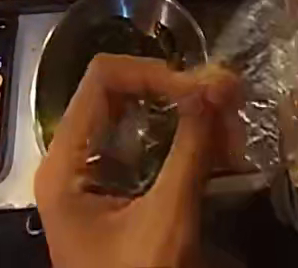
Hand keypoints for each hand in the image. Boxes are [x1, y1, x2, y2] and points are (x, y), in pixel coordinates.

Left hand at [34, 55, 234, 267]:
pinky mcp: (115, 189)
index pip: (104, 78)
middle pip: (122, 90)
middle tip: (227, 99)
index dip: (153, 73)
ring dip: (187, 113)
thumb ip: (191, 148)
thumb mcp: (166, 223)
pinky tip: (220, 146)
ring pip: (139, 115)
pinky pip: (148, 143)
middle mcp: (73, 156)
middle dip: (177, 91)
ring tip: (232, 123)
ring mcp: (93, 173)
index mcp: (66, 161)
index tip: (201, 91)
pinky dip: (184, 138)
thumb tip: (219, 83)